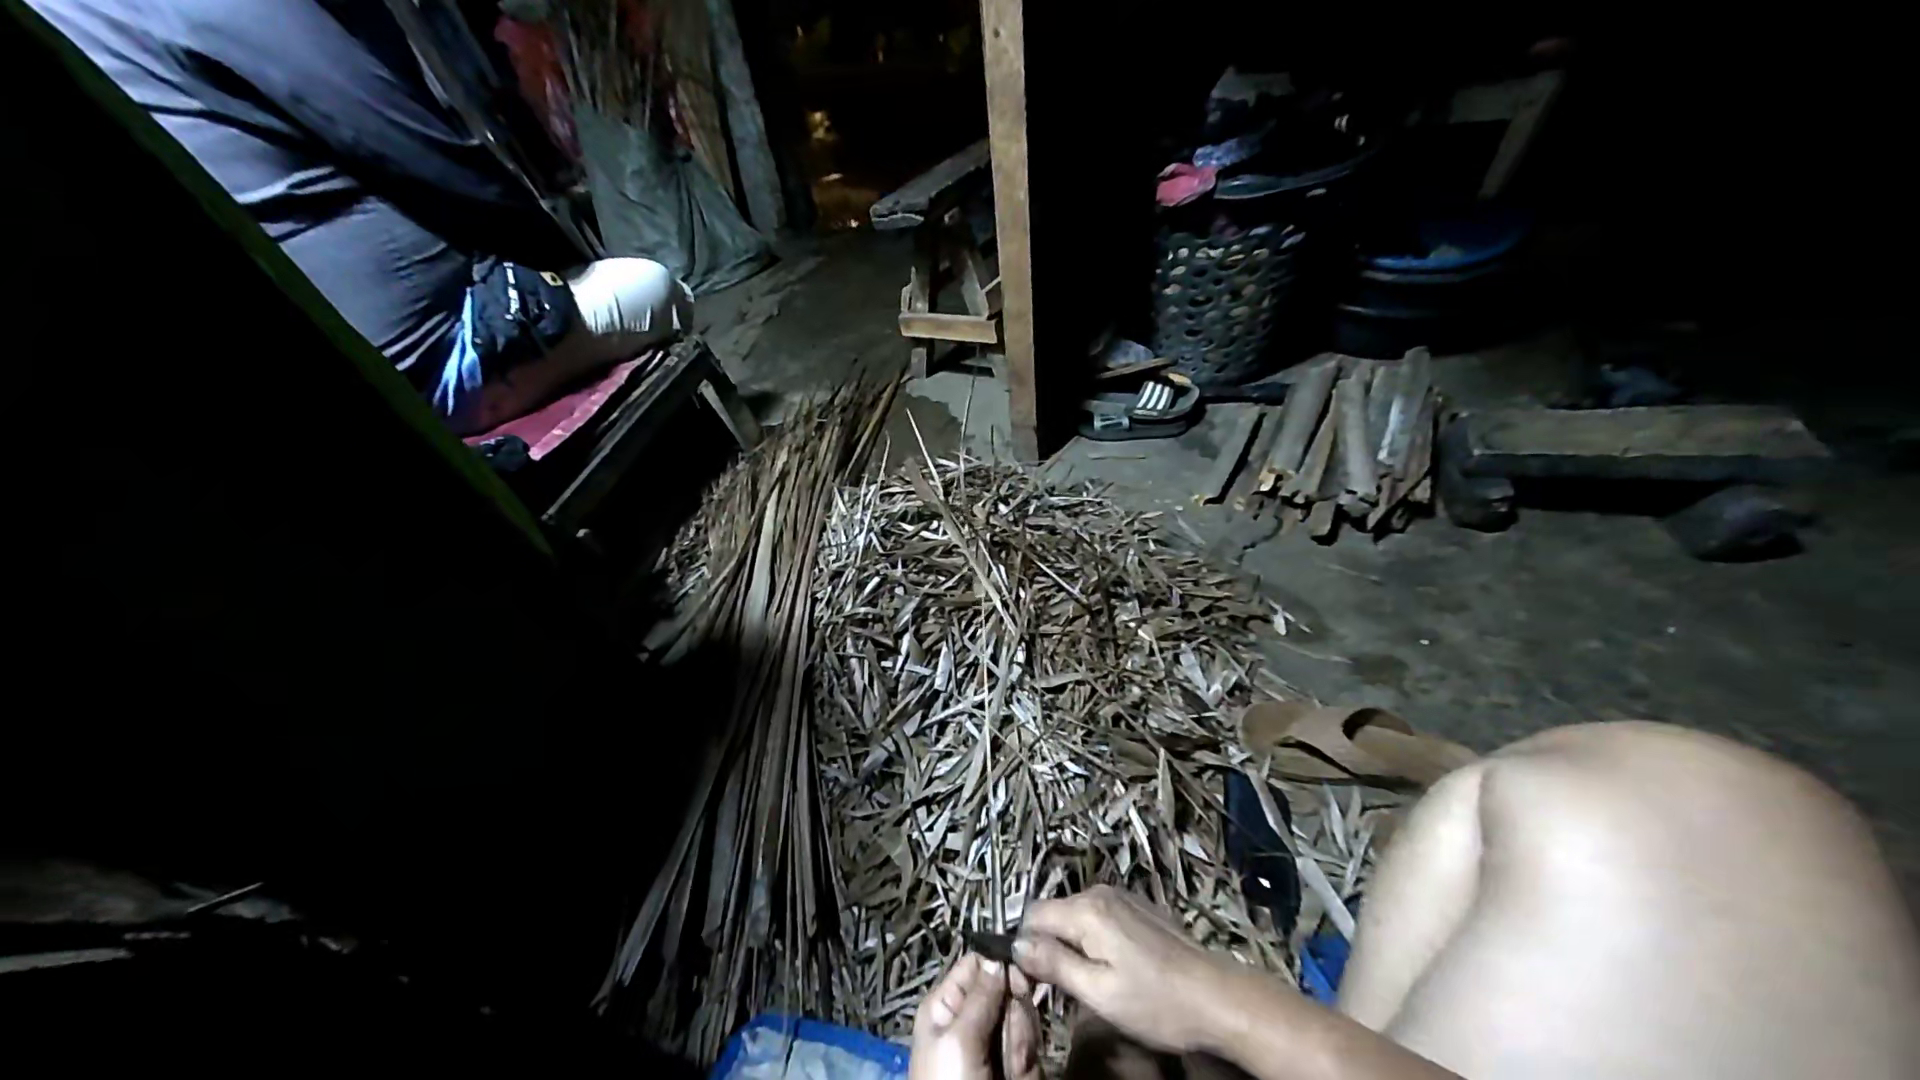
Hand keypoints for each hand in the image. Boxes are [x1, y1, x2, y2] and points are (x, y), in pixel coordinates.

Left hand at [909, 953, 1043, 1079]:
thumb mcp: (957, 1042)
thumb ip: (980, 997)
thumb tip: (997, 955)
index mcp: (946, 1005)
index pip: (978, 963)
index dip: (1001, 965)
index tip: (1021, 976)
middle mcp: (971, 1019)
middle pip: (1008, 990)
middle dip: (1016, 1016)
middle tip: (1007, 1047)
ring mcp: (995, 1045)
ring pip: (1024, 1020)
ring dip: (1023, 1044)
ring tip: (1008, 1072)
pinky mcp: (1016, 1068)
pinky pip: (1033, 1051)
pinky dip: (1029, 1065)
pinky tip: (1017, 1078)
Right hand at [1013, 885, 1239, 1053]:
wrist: (1217, 996)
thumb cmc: (1156, 1002)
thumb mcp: (1099, 993)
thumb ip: (1054, 964)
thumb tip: (1016, 944)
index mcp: (1085, 910)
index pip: (1032, 914)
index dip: (1025, 945)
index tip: (1032, 979)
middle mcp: (1098, 892)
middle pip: (1053, 912)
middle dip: (1048, 944)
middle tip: (1061, 988)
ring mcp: (1120, 895)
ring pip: (1075, 914)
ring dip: (1071, 942)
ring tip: (1089, 981)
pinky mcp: (1137, 905)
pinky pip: (1098, 915)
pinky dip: (1093, 936)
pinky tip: (1113, 966)